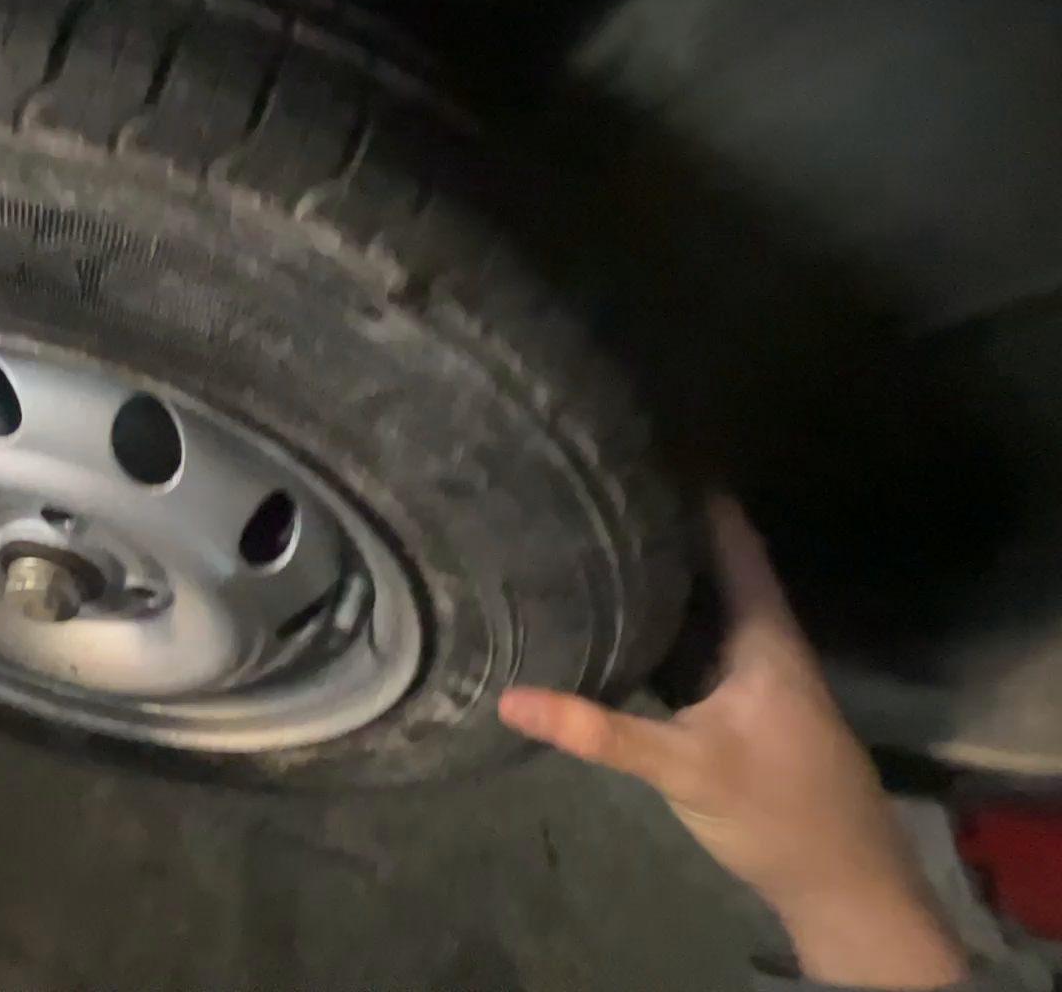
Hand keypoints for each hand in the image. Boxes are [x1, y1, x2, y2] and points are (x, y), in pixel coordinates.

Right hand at [498, 498, 965, 989]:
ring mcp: (745, 676)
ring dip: (656, 575)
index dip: (704, 503)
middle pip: (711, 570)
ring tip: (590, 538)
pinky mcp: (728, 704)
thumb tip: (507, 696)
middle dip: (662, 530)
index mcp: (764, 640)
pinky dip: (652, 619)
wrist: (838, 886)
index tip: (650, 459)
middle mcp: (757, 646)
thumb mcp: (684, 767)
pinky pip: (685, 641)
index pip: (737, 550)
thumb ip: (597, 731)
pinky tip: (609, 614)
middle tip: (595, 491)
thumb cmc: (777, 810)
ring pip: (697, 606)